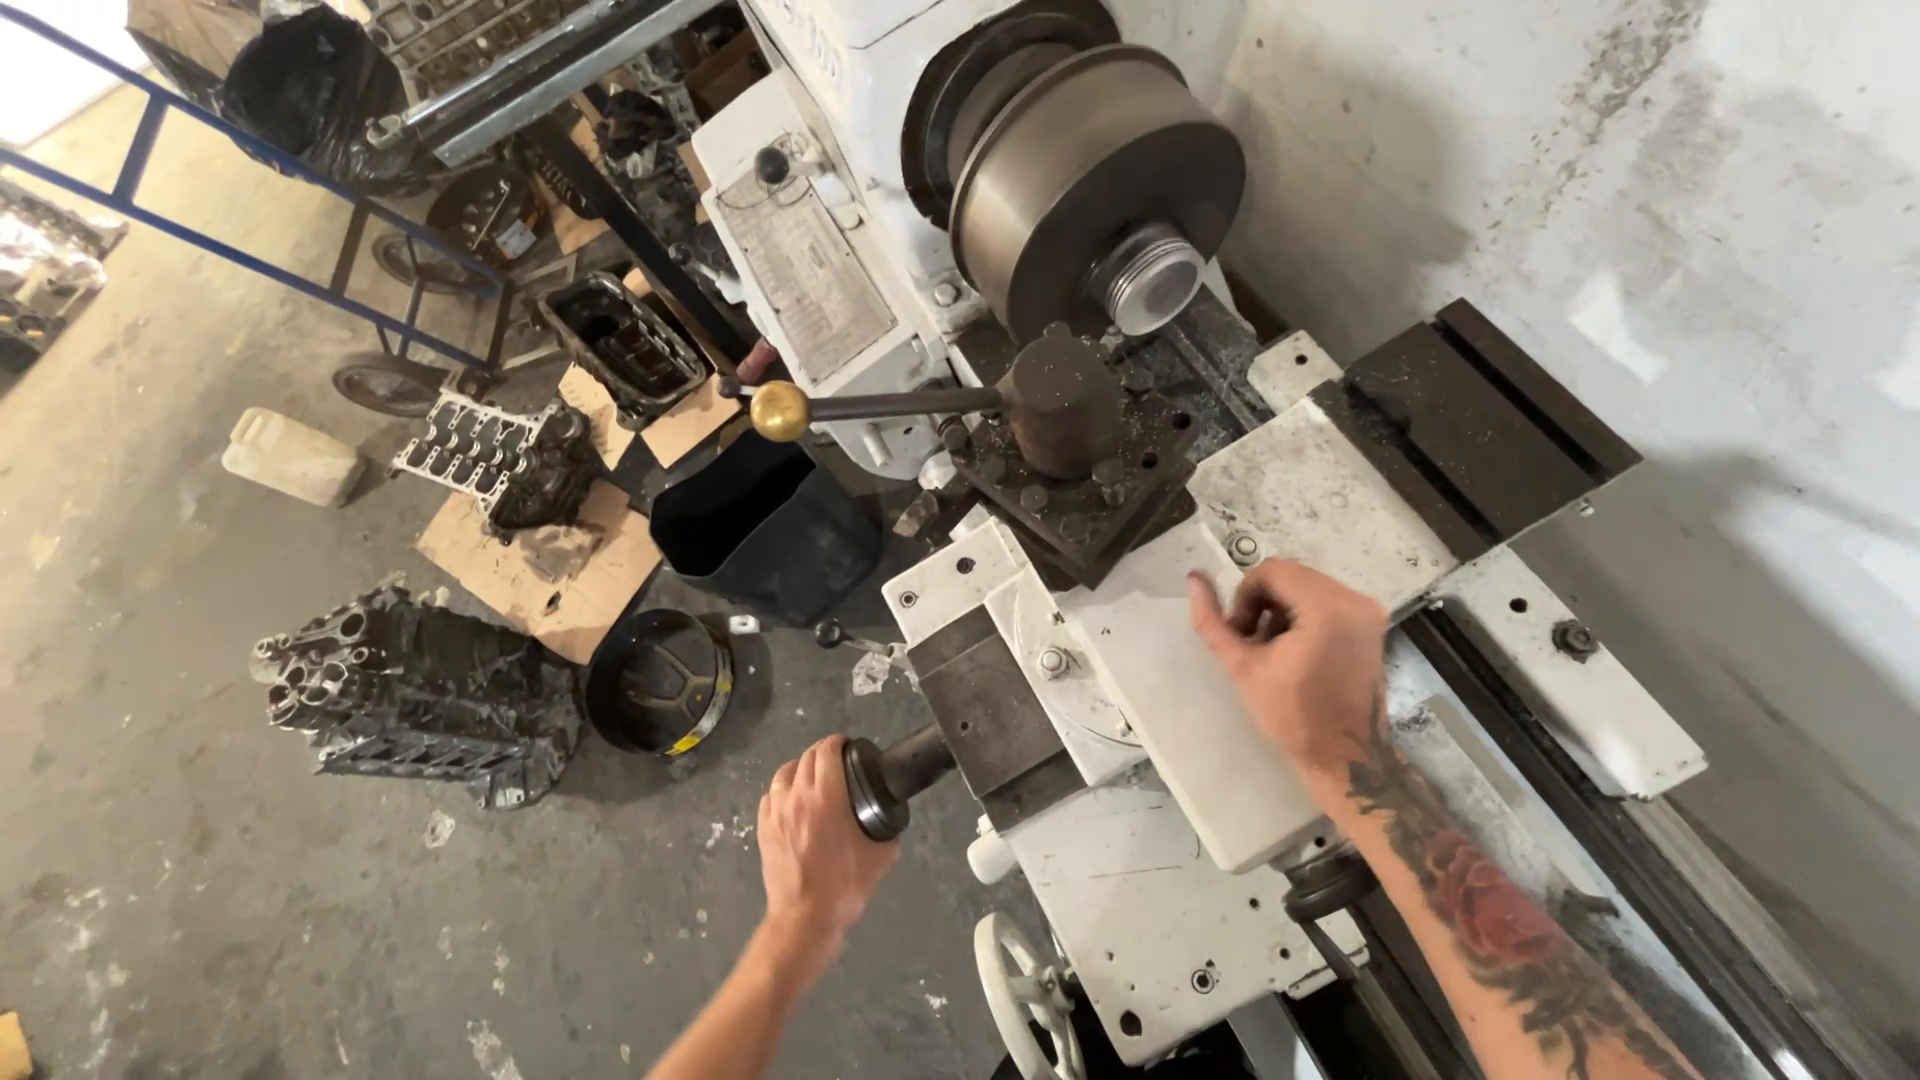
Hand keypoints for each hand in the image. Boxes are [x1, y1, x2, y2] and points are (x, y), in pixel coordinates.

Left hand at [757, 735, 900, 962]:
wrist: (805, 917)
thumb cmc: (844, 885)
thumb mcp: (882, 856)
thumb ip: (888, 831)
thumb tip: (889, 820)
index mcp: (827, 796)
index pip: (827, 751)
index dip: (838, 742)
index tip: (848, 746)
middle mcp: (798, 796)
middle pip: (807, 757)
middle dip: (823, 753)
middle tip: (837, 762)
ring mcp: (776, 812)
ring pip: (785, 773)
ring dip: (800, 768)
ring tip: (812, 778)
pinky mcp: (763, 828)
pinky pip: (770, 796)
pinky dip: (782, 791)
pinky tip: (792, 802)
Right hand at [1188, 559, 1387, 778]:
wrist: (1344, 756)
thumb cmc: (1291, 715)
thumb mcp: (1241, 667)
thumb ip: (1213, 621)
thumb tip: (1193, 578)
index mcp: (1327, 606)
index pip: (1271, 571)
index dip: (1244, 597)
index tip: (1240, 633)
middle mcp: (1354, 600)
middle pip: (1290, 576)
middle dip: (1262, 603)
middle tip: (1251, 643)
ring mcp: (1368, 612)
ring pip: (1306, 587)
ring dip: (1280, 610)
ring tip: (1271, 650)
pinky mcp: (1371, 626)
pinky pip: (1326, 602)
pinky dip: (1302, 617)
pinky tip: (1294, 651)